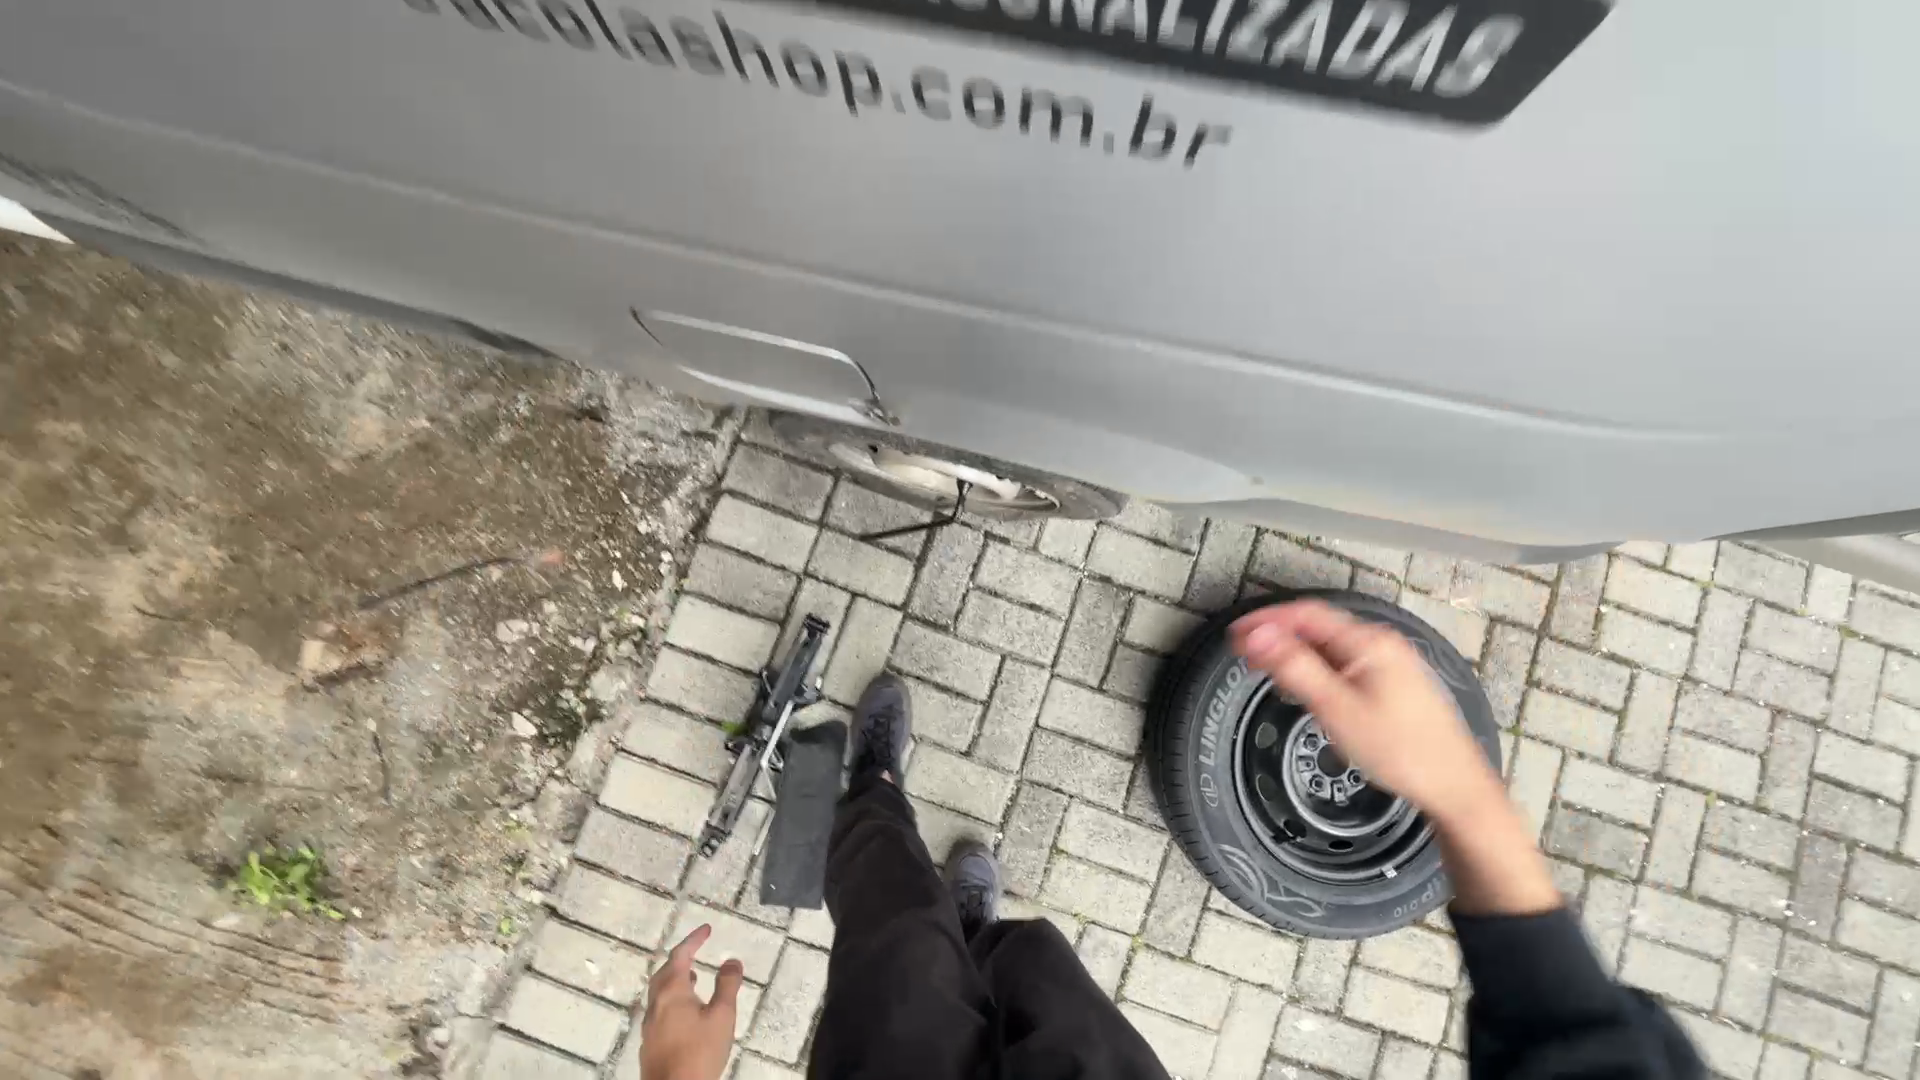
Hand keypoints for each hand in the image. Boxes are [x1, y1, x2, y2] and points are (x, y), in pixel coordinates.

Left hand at [637, 925, 742, 1079]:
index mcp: (671, 991)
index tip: (707, 929)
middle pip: (664, 972)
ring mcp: (649, 1025)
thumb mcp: (722, 1015)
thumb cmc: (699, 1051)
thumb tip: (732, 960)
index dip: (694, 939)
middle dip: (680, 958)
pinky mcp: (650, 1044)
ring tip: (693, 978)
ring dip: (675, 979)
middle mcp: (656, 1004)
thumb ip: (727, 985)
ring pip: (659, 992)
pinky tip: (685, 1012)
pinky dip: (672, 999)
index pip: (680, 955)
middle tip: (696, 950)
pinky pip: (659, 1010)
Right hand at [1230, 600, 1500, 824]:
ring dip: (1295, 652)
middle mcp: (1382, 646)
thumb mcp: (1337, 708)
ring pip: (1329, 647)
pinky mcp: (1392, 683)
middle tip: (1245, 652)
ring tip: (1267, 668)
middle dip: (1277, 635)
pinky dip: (1315, 667)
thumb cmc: (1404, 752)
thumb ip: (1295, 668)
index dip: (1267, 619)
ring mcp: (1389, 664)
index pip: (1305, 614)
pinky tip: (1305, 686)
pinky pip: (1344, 663)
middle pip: (1317, 628)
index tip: (1238, 632)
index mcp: (1369, 644)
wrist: (1456, 789)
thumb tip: (1259, 637)